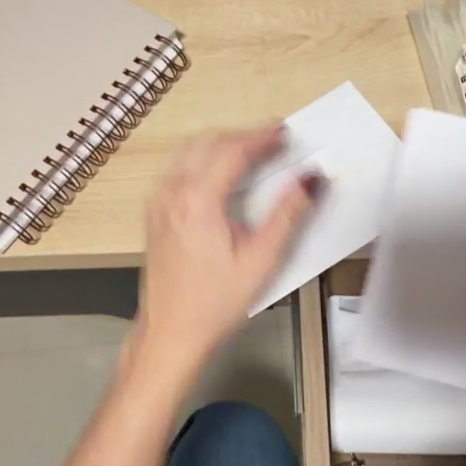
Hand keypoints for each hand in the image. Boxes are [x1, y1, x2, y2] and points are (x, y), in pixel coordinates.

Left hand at [127, 125, 321, 389]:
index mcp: (198, 200)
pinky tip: (219, 173)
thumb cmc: (212, 304)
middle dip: (243, 136)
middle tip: (274, 141)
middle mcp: (172, 193)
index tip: (285, 132)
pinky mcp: (154, 213)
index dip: (262, 137)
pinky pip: (177, 168)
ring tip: (251, 152)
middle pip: (209, 143)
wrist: (170, 332)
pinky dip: (201, 158)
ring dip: (220, 144)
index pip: (233, 150)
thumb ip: (288, 214)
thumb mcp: (261, 261)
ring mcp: (158, 201)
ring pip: (189, 151)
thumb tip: (311, 180)